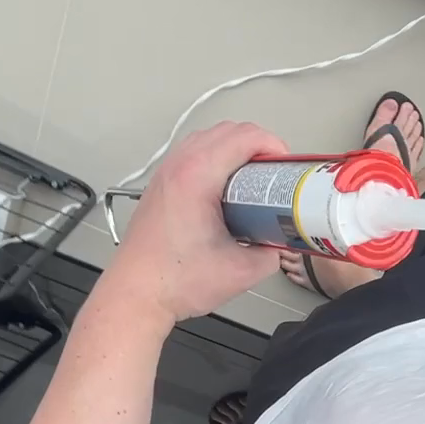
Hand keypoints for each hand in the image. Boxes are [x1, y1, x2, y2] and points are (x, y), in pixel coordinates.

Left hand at [97, 121, 287, 323]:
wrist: (138, 292)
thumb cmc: (175, 281)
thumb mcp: (242, 271)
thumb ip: (271, 253)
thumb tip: (278, 242)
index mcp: (197, 177)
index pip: (244, 137)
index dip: (274, 146)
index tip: (286, 167)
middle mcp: (178, 167)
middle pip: (227, 131)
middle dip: (258, 146)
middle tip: (275, 175)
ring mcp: (166, 173)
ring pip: (208, 140)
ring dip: (236, 152)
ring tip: (255, 182)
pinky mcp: (162, 186)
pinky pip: (193, 156)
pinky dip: (217, 162)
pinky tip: (229, 193)